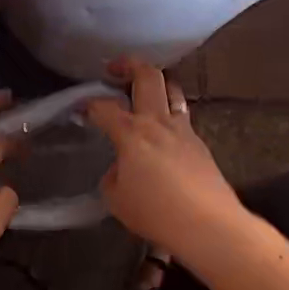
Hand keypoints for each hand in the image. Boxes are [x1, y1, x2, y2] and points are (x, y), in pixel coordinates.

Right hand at [86, 59, 259, 269]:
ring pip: (172, 91)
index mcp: (132, 132)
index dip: (89, 104)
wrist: (209, 225)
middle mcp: (159, 122)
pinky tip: (162, 133)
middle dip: (129, 64)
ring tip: (143, 92)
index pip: (105, 107)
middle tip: (114, 69)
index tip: (80, 107)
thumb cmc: (156, 212)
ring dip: (156, 84)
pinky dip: (168, 114)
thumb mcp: (117, 199)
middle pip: (148, 76)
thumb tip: (120, 167)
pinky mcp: (200, 144)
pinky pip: (181, 117)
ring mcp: (184, 130)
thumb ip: (113, 176)